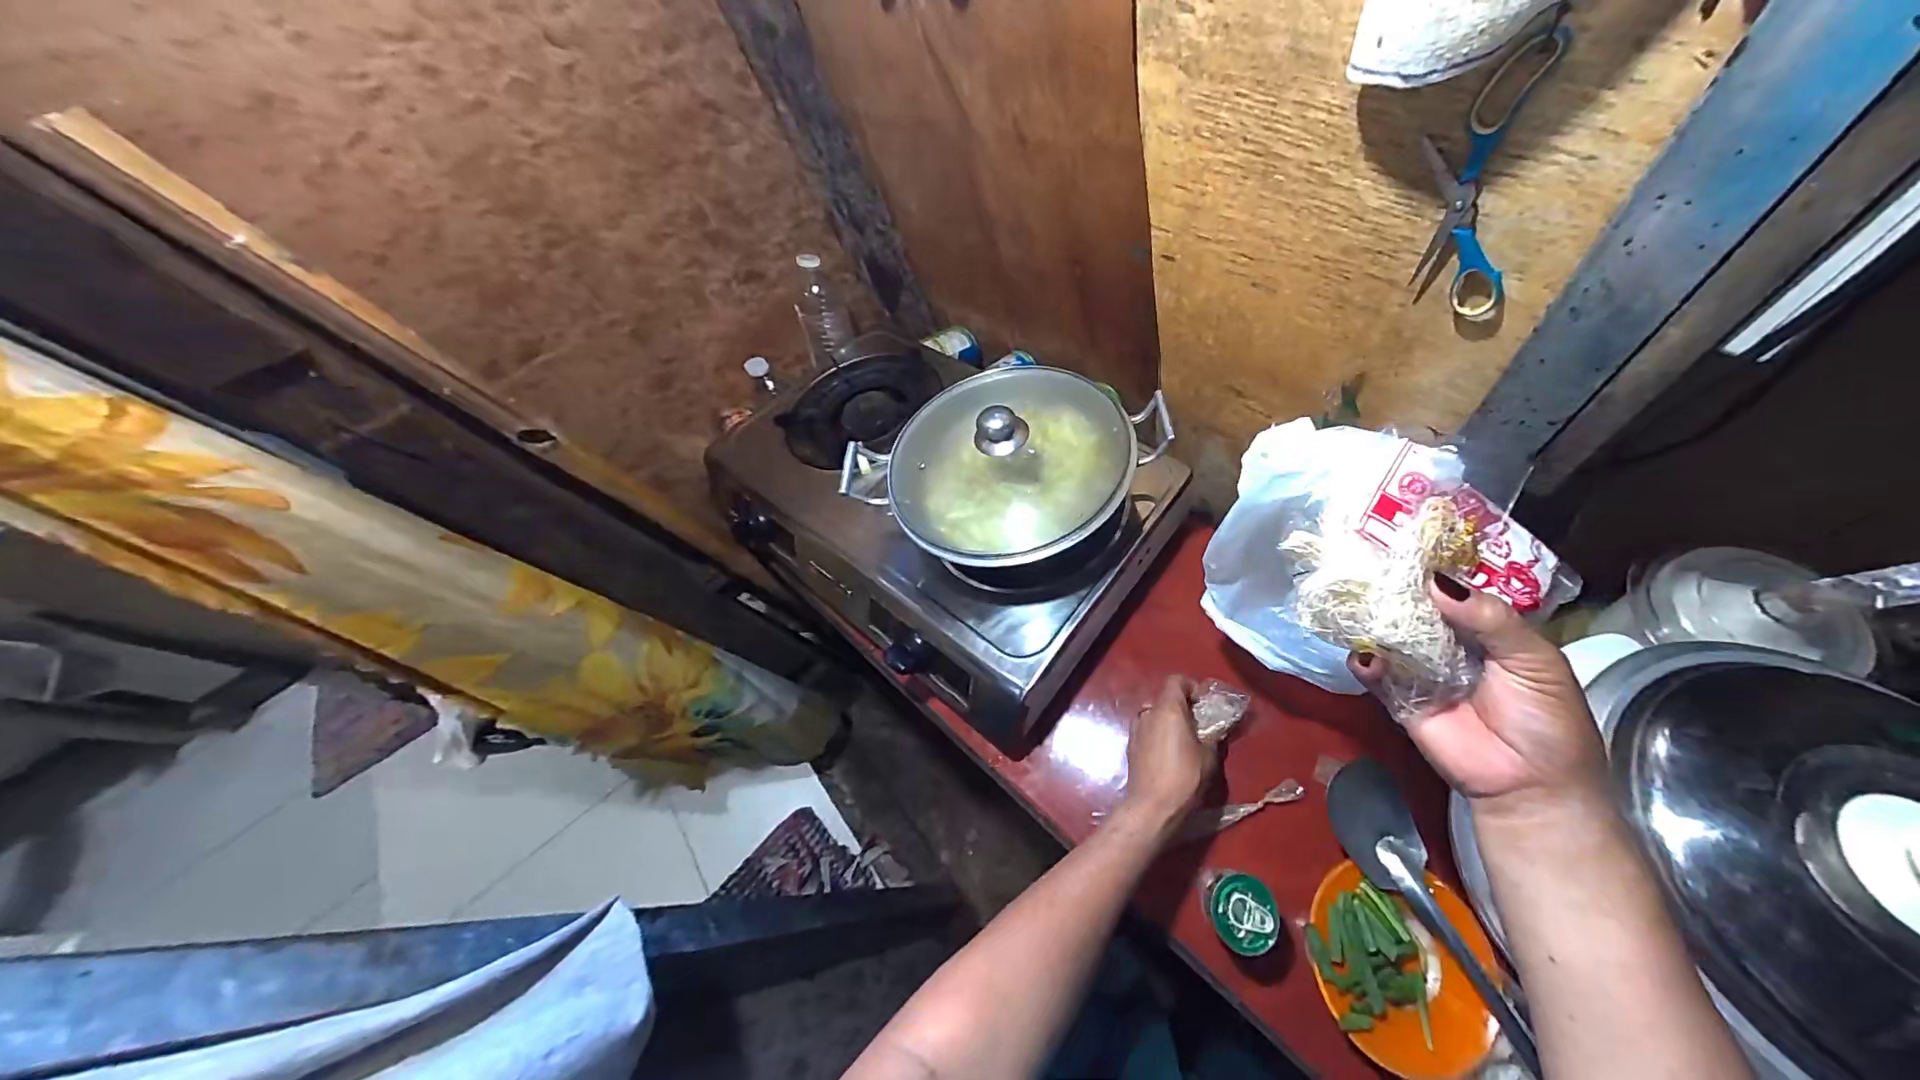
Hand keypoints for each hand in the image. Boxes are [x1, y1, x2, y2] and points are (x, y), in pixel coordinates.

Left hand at [1119, 675, 1216, 827]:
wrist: (1152, 806)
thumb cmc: (1185, 778)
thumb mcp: (1209, 756)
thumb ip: (1212, 735)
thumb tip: (1215, 727)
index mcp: (1167, 709)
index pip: (1176, 680)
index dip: (1191, 686)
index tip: (1204, 702)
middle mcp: (1148, 713)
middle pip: (1165, 698)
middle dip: (1182, 706)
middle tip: (1199, 723)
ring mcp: (1136, 729)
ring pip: (1154, 714)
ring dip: (1169, 720)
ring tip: (1184, 739)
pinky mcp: (1130, 745)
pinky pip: (1147, 729)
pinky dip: (1158, 733)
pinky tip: (1169, 752)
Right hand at [1349, 574, 1608, 817]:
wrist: (1532, 785)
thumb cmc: (1547, 718)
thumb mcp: (1533, 660)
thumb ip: (1490, 619)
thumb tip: (1435, 582)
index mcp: (1484, 630)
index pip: (1452, 592)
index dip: (1429, 572)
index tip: (1400, 549)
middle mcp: (1447, 645)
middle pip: (1413, 612)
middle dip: (1391, 594)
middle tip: (1364, 571)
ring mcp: (1419, 671)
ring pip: (1388, 639)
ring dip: (1372, 624)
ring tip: (1357, 610)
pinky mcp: (1398, 698)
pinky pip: (1375, 676)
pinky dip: (1365, 663)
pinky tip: (1366, 658)